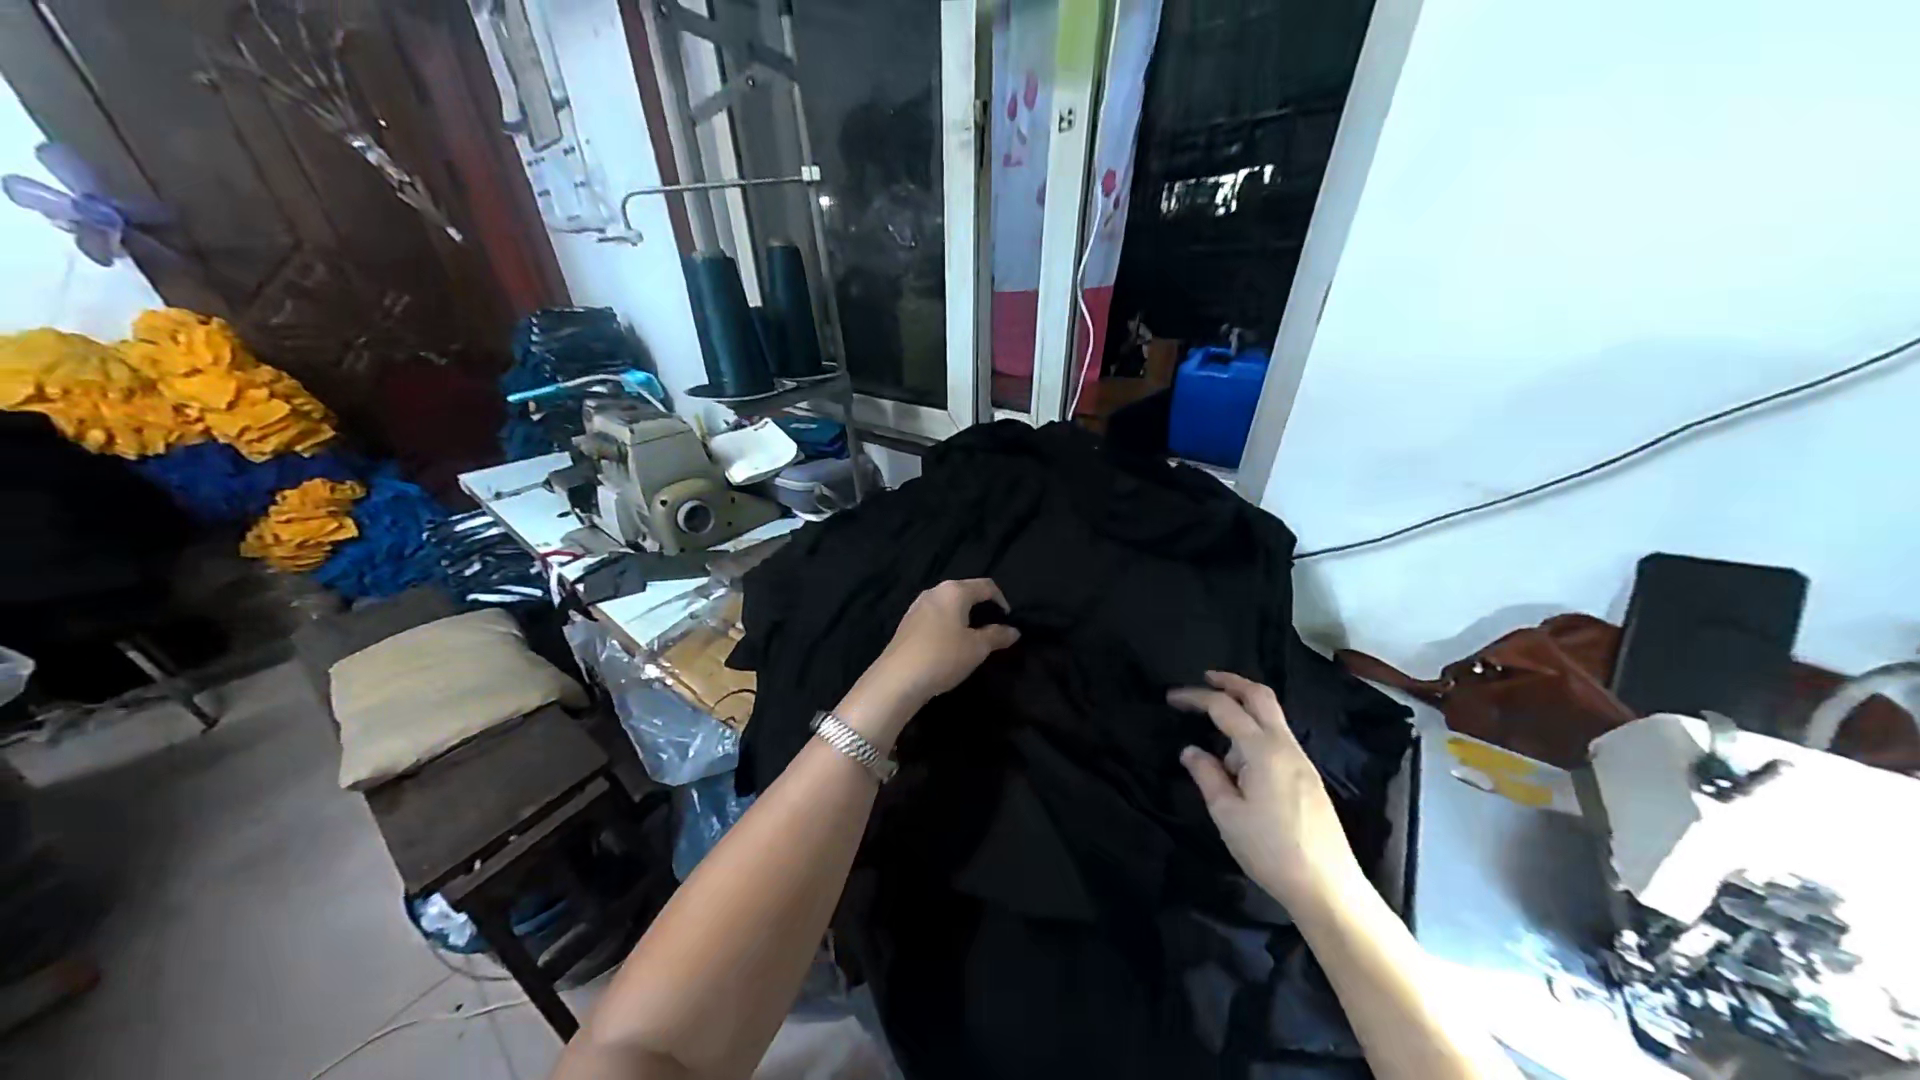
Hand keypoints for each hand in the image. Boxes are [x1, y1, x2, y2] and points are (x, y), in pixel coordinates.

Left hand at [837, 579, 1020, 750]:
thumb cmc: (943, 656)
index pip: (986, 586)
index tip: (1008, 620)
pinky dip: (948, 624)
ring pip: (949, 604)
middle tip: (993, 628)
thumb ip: (997, 635)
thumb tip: (1013, 631)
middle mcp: (934, 591)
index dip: (1002, 600)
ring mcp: (917, 606)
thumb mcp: (977, 648)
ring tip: (973, 637)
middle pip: (966, 591)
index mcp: (954, 591)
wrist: (897, 679)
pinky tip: (949, 644)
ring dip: (964, 616)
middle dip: (982, 607)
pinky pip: (936, 615)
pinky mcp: (907, 622)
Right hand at [1169, 671, 1363, 908]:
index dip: (1195, 697)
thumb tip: (1191, 750)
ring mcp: (1301, 760)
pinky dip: (1255, 730)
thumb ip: (1206, 775)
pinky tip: (1240, 758)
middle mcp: (1286, 746)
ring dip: (1244, 707)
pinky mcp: (1308, 777)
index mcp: (1262, 750)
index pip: (1224, 707)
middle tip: (1205, 679)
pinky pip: (1278, 737)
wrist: (1327, 887)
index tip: (1171, 698)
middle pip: (1260, 696)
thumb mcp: (1226, 814)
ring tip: (1216, 729)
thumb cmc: (1270, 850)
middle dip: (1231, 681)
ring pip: (1272, 715)